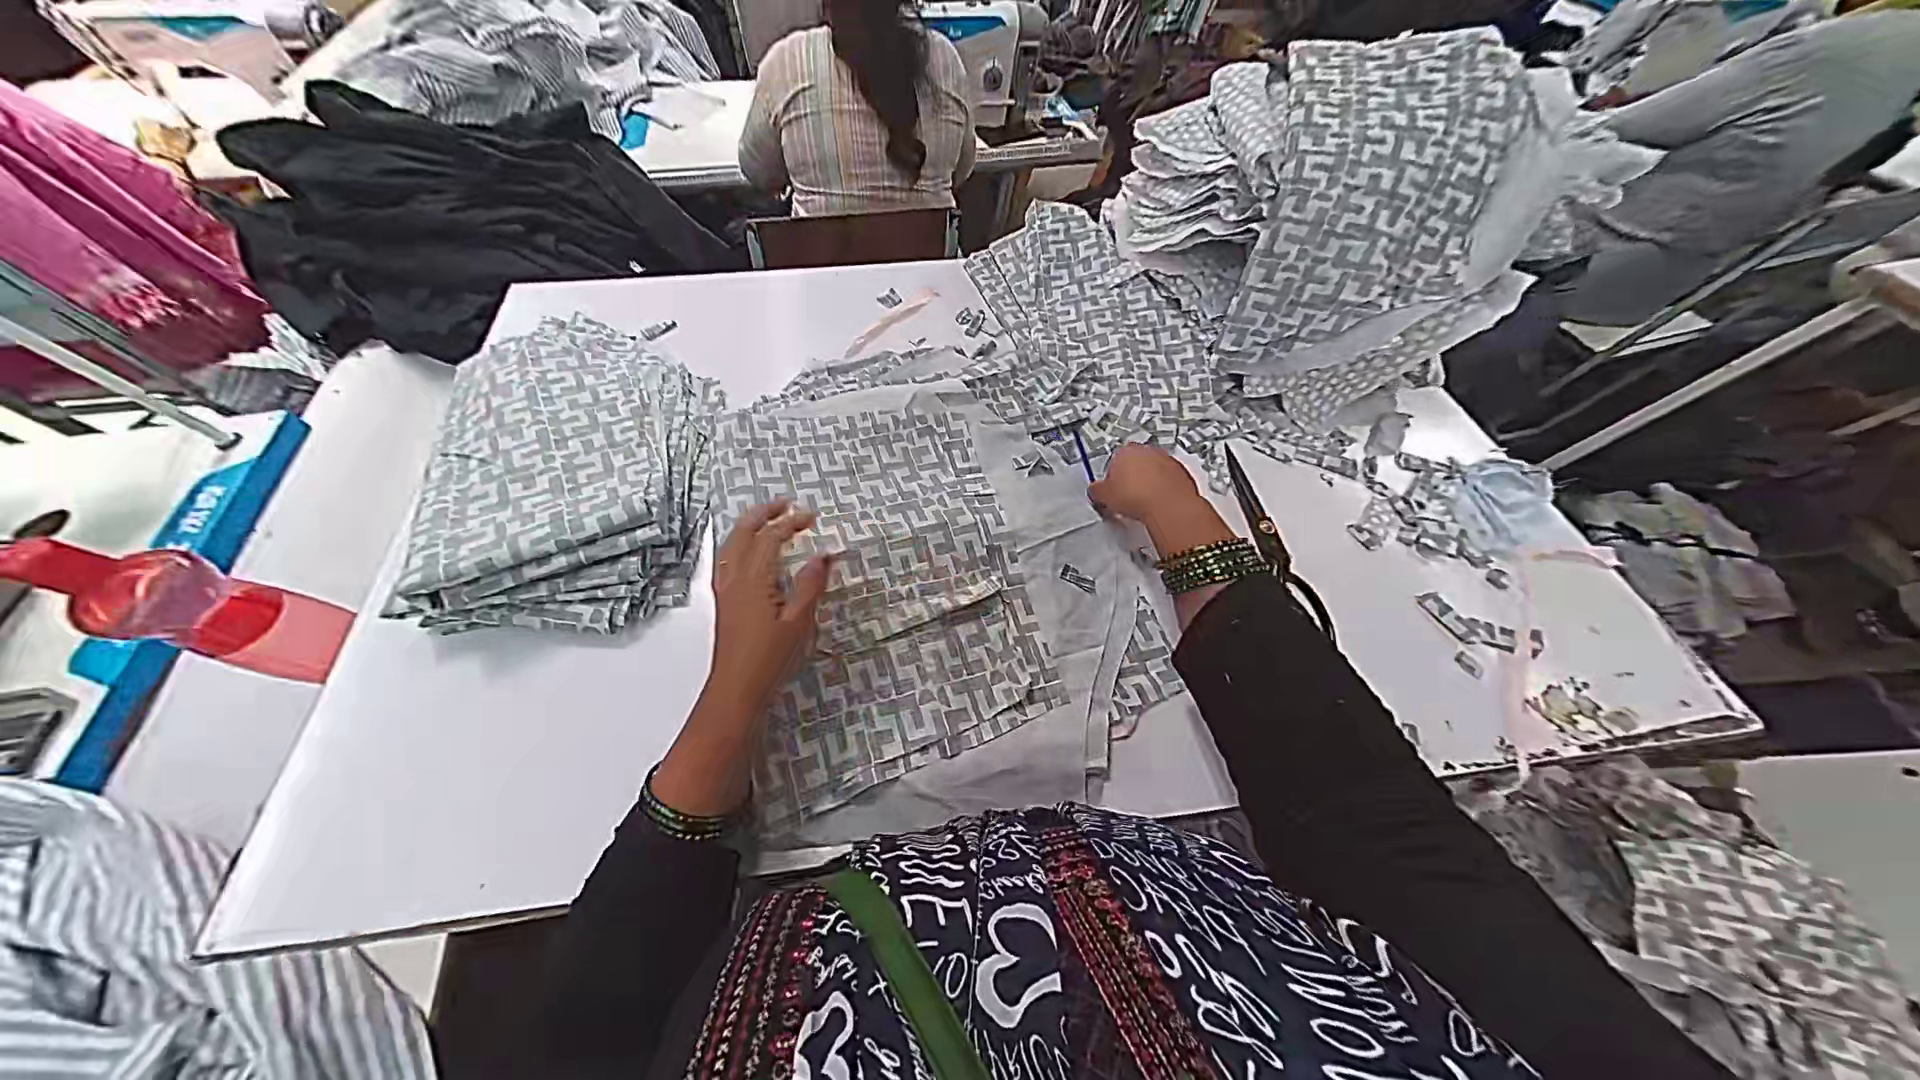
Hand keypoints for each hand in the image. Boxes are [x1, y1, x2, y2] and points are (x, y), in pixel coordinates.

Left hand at [706, 498, 832, 711]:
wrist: (736, 689)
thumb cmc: (766, 660)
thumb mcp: (798, 622)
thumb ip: (810, 586)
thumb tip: (822, 558)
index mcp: (754, 581)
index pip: (772, 539)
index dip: (791, 523)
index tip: (809, 517)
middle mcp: (734, 580)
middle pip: (744, 533)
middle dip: (764, 513)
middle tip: (783, 504)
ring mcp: (725, 590)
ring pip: (731, 544)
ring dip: (748, 525)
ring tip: (765, 518)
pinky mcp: (723, 601)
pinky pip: (726, 559)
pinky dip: (738, 544)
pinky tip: (746, 551)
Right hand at [1089, 443, 1203, 522]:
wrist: (1168, 506)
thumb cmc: (1138, 496)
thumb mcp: (1104, 496)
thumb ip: (1096, 490)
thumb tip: (1095, 492)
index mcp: (1125, 450)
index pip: (1113, 460)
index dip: (1111, 478)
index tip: (1111, 490)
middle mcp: (1148, 451)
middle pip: (1135, 462)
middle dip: (1130, 478)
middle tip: (1125, 496)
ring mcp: (1166, 460)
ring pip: (1153, 470)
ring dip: (1147, 483)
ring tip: (1141, 502)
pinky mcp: (1182, 472)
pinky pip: (1168, 479)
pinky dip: (1163, 489)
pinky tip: (1156, 503)